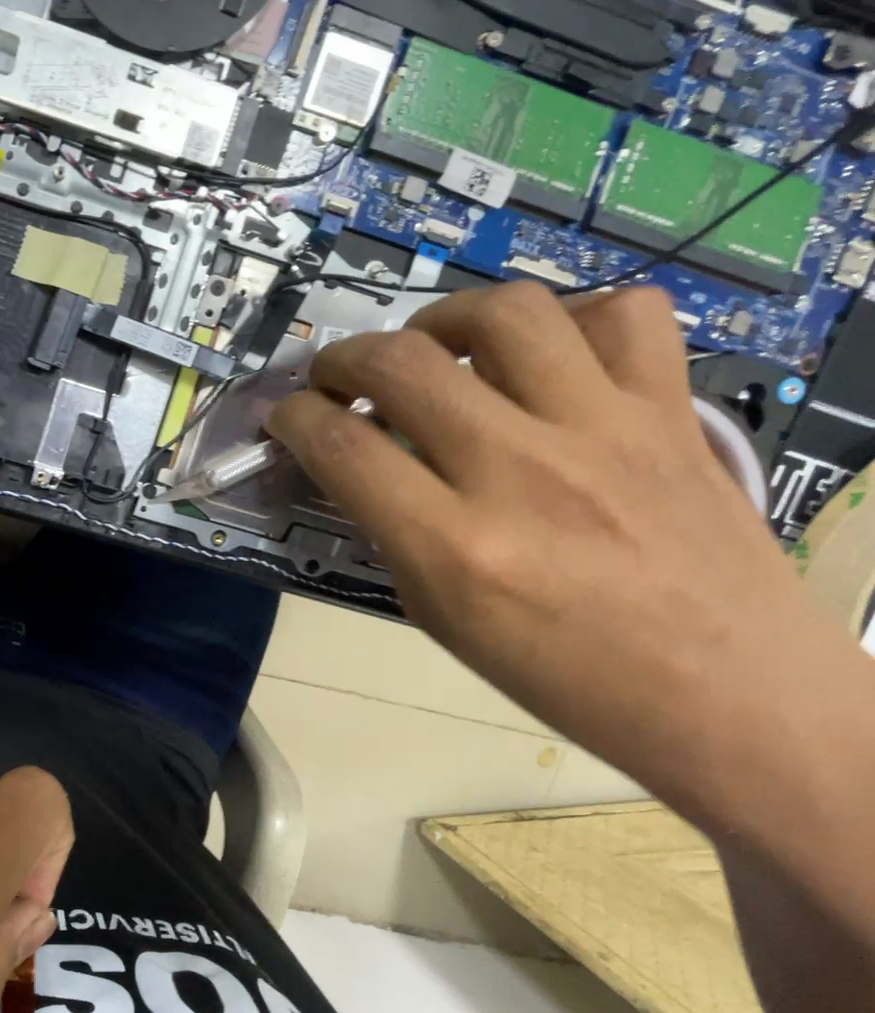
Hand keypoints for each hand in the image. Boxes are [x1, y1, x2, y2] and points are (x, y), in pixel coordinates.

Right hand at [265, 284, 867, 802]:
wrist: (731, 695)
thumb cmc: (563, 674)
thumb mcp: (439, 615)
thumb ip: (391, 529)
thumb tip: (351, 462)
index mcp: (454, 547)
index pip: (339, 444)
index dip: (291, 417)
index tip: (286, 418)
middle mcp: (523, 473)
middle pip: (401, 363)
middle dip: (341, 360)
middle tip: (337, 381)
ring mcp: (606, 432)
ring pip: (507, 313)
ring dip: (443, 319)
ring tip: (432, 349)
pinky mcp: (674, 412)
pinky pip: (623, 315)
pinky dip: (571, 319)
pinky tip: (545, 357)